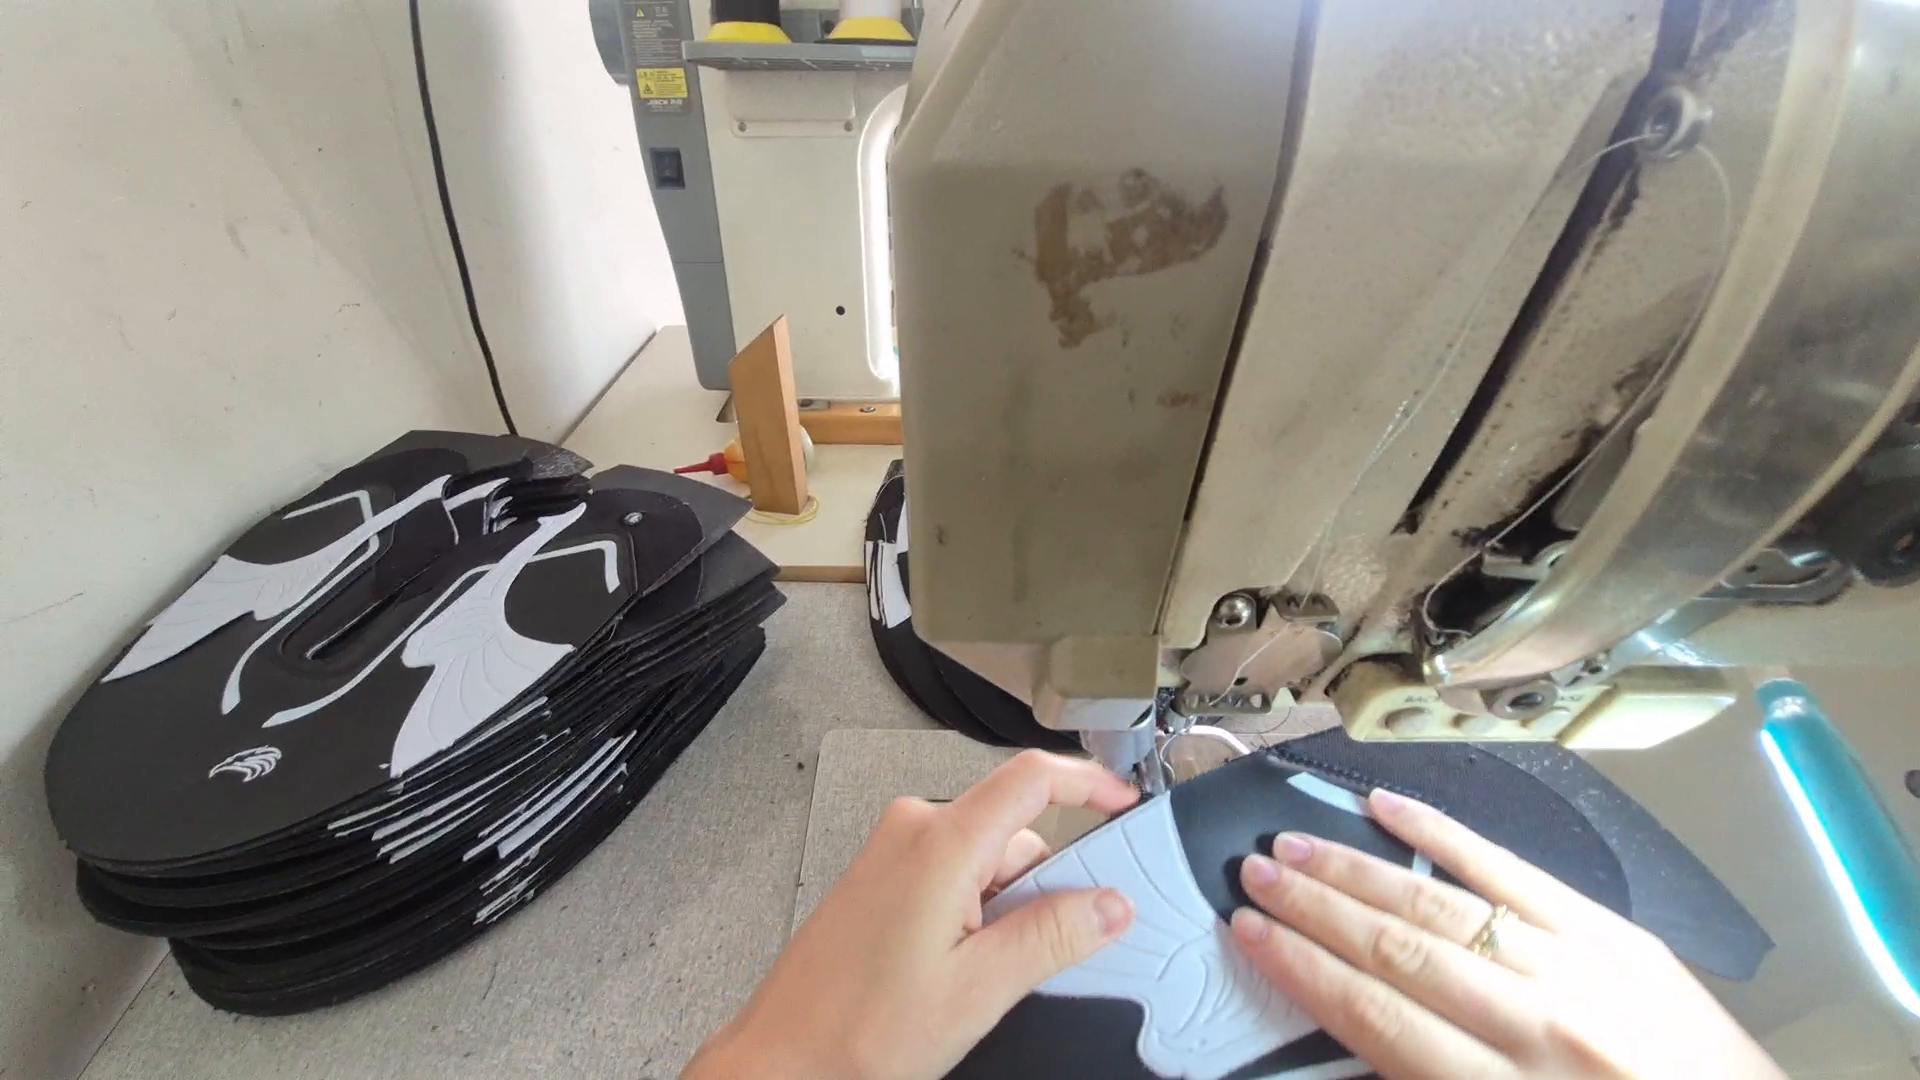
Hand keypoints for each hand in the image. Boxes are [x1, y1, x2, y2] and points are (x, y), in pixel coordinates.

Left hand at [684, 750, 1139, 1079]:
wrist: (781, 1058)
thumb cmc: (856, 1030)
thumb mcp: (976, 990)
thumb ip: (1052, 937)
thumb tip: (1108, 904)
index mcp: (941, 841)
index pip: (1030, 778)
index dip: (1086, 781)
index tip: (1122, 799)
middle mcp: (916, 826)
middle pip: (1014, 830)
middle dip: (1042, 885)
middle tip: (1036, 952)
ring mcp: (897, 845)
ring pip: (987, 855)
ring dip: (1004, 904)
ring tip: (975, 972)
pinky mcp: (888, 866)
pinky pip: (956, 865)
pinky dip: (976, 903)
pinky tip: (954, 959)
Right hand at [1229, 788, 1785, 1079]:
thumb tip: (1335, 1020)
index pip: (1373, 1013)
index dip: (1299, 965)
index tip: (1247, 928)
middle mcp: (1545, 1033)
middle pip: (1396, 948)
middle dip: (1311, 905)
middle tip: (1252, 870)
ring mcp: (1585, 973)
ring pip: (1439, 903)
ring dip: (1354, 869)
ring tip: (1292, 845)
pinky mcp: (1617, 936)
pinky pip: (1513, 870)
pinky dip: (1443, 833)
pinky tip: (1386, 803)